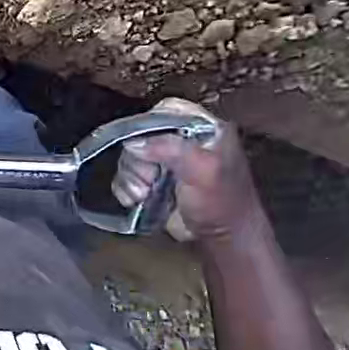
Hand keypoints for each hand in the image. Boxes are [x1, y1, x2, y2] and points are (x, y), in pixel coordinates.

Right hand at [112, 97, 263, 242]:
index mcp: (203, 129)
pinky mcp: (153, 182)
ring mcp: (167, 162)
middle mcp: (183, 141)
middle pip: (143, 134)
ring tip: (143, 194)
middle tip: (148, 179)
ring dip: (131, 177)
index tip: (143, 146)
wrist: (223, 240)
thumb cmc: (222, 204)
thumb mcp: (204, 171)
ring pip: (131, 156)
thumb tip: (134, 143)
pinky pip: (127, 176)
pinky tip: (135, 200)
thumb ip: (172, 150)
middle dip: (139, 159)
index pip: (169, 110)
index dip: (150, 124)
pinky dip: (125, 187)